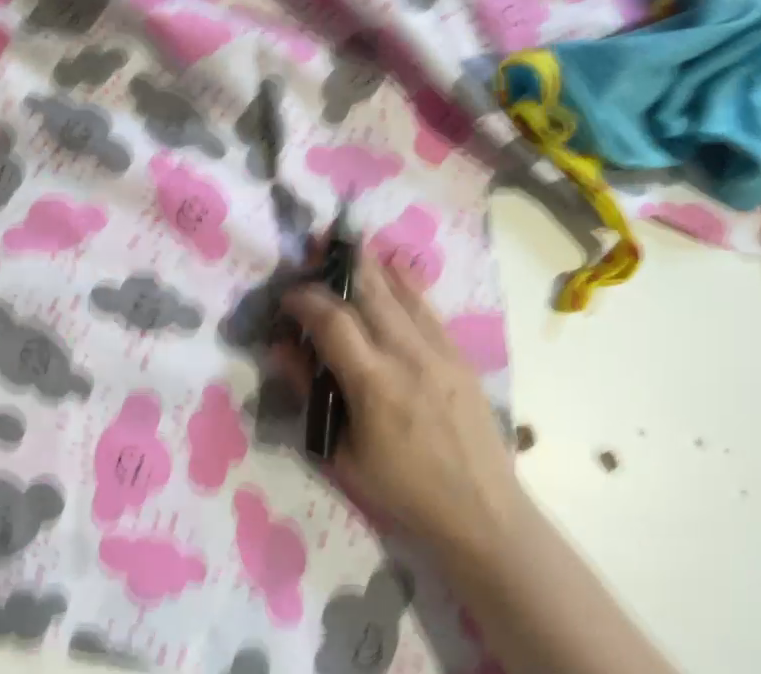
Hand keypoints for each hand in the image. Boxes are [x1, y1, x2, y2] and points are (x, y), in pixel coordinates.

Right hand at [277, 259, 529, 558]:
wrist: (482, 515)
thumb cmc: (402, 492)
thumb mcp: (339, 453)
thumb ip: (309, 392)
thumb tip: (278, 348)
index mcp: (373, 383)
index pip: (331, 319)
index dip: (303, 298)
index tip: (285, 296)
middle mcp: (408, 356)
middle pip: (368, 292)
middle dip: (336, 266)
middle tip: (311, 250)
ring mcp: (440, 353)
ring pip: (400, 291)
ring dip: (369, 266)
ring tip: (346, 245)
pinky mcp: (460, 357)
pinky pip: (428, 307)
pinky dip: (405, 282)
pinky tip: (391, 268)